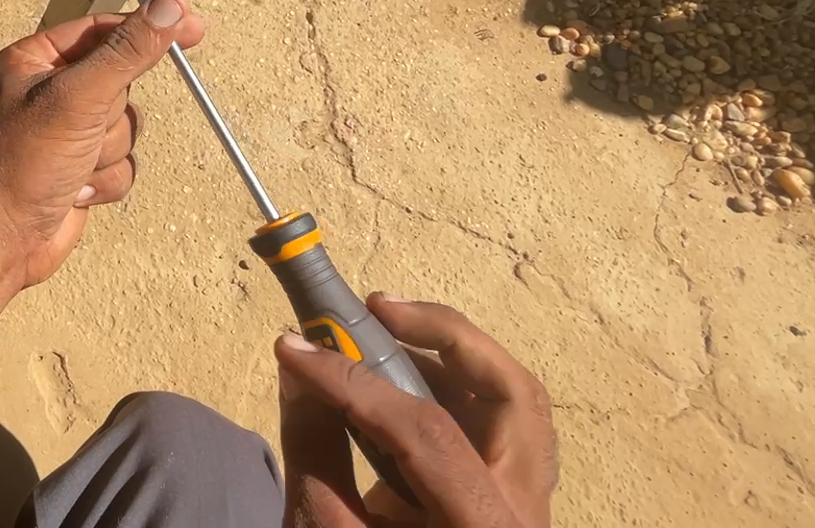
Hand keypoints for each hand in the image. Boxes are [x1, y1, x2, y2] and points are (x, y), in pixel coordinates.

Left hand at [0, 0, 203, 286]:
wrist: (5, 240)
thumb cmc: (23, 162)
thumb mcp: (79, 97)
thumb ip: (127, 52)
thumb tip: (169, 5)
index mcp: (34, 60)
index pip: (101, 31)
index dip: (145, 28)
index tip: (192, 25)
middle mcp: (49, 90)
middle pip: (120, 82)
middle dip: (110, 115)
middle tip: (82, 130)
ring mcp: (67, 130)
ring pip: (126, 125)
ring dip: (107, 151)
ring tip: (72, 166)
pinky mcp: (80, 165)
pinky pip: (123, 162)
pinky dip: (105, 179)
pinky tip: (75, 191)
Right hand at [276, 295, 556, 527]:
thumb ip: (312, 444)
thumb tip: (298, 365)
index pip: (425, 433)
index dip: (351, 379)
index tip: (290, 344)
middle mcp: (524, 512)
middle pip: (515, 396)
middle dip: (444, 335)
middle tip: (375, 307)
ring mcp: (523, 501)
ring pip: (508, 397)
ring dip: (441, 348)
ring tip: (378, 324)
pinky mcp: (502, 488)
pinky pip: (482, 413)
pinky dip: (434, 375)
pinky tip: (386, 369)